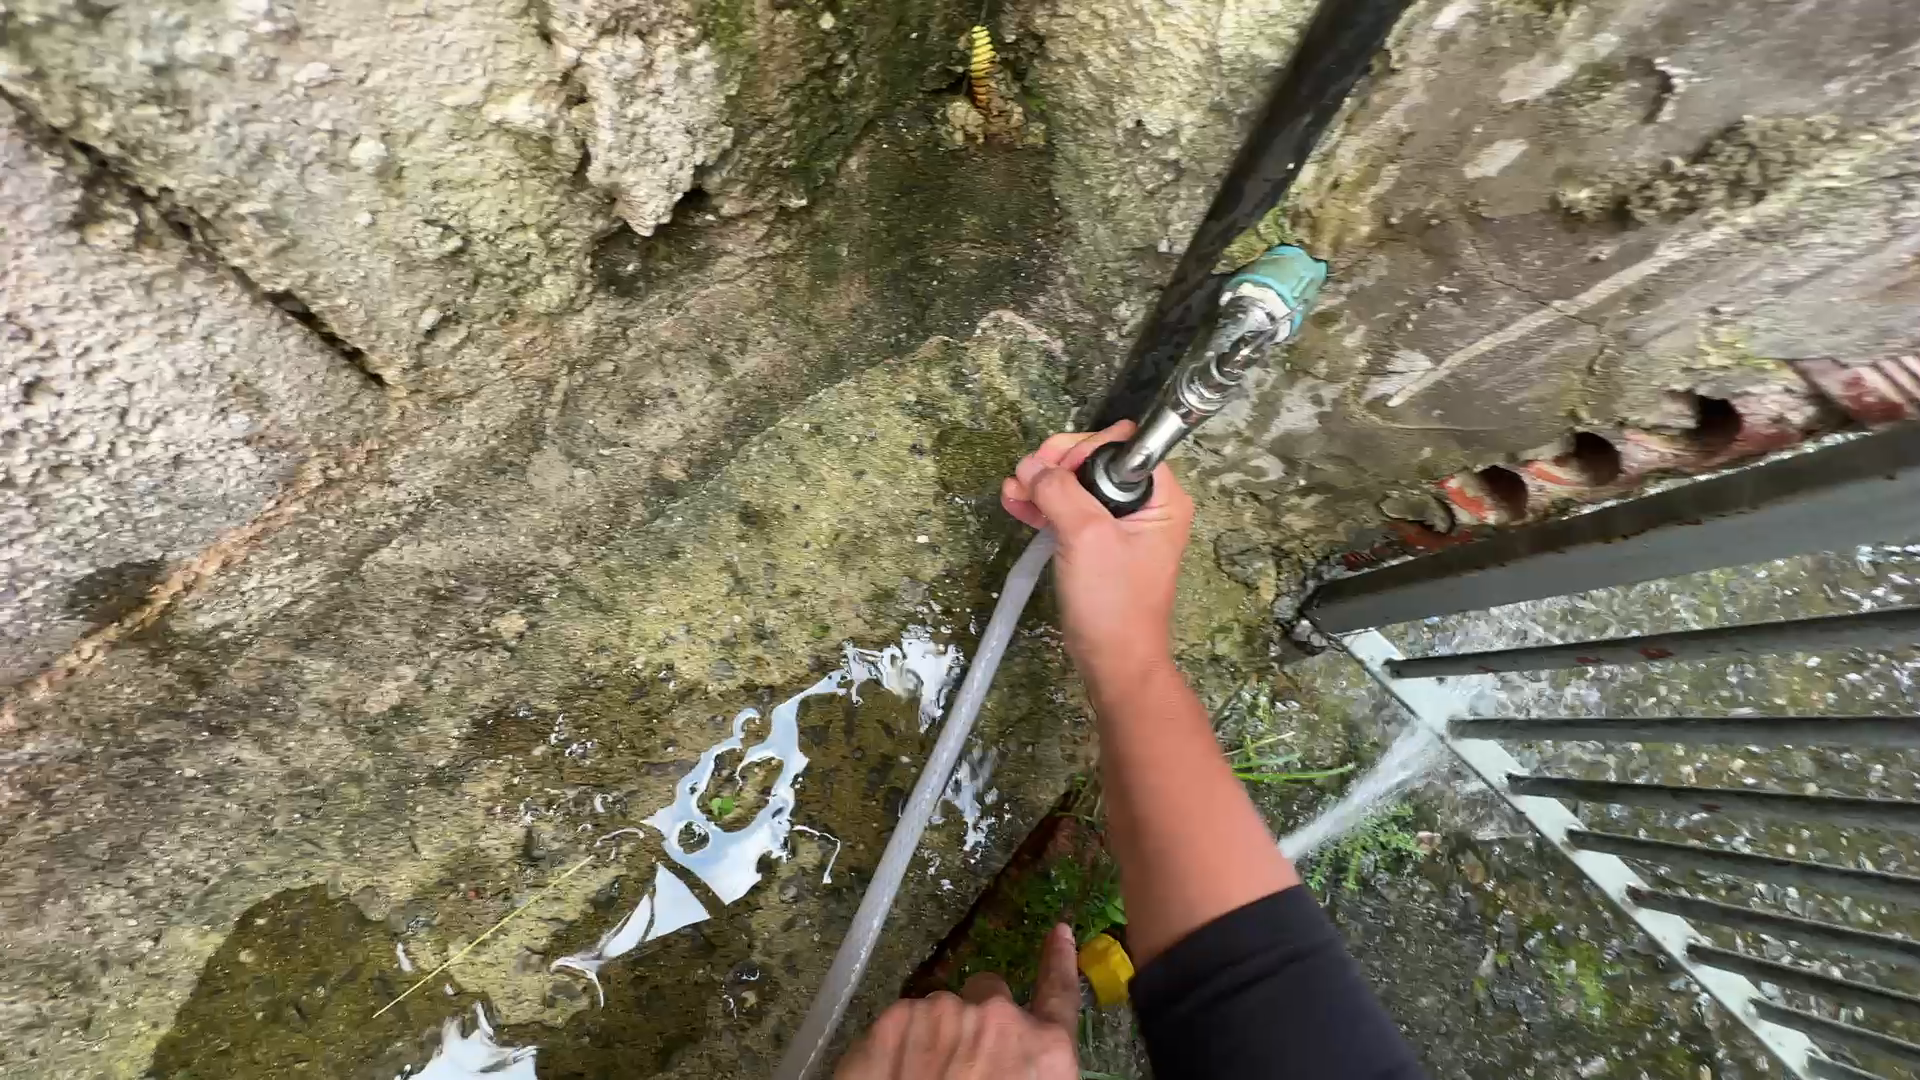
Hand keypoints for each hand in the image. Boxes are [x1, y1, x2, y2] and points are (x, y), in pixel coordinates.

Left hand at [835, 924, 1080, 1079]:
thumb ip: (1040, 1073)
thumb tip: (1025, 1069)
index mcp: (1045, 1052)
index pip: (1060, 993)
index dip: (1060, 960)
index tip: (1060, 931)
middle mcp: (998, 1016)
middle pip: (991, 996)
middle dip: (980, 1021)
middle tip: (964, 1067)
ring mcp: (943, 1009)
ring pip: (943, 1010)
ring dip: (939, 1036)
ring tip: (926, 1079)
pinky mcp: (895, 1016)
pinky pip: (905, 1021)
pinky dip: (902, 1046)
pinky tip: (896, 1077)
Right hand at [999, 422, 1193, 684]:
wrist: (1113, 661)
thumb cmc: (1112, 601)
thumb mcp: (1086, 536)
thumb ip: (1059, 491)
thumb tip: (1031, 464)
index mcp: (1161, 497)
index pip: (1122, 446)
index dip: (1084, 450)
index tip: (1054, 468)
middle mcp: (1145, 505)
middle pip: (1095, 462)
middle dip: (1056, 465)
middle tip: (1025, 477)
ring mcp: (1120, 525)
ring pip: (1077, 486)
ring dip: (1043, 484)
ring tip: (1012, 492)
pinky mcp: (1098, 544)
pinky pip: (1069, 511)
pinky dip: (1044, 505)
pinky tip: (1017, 504)